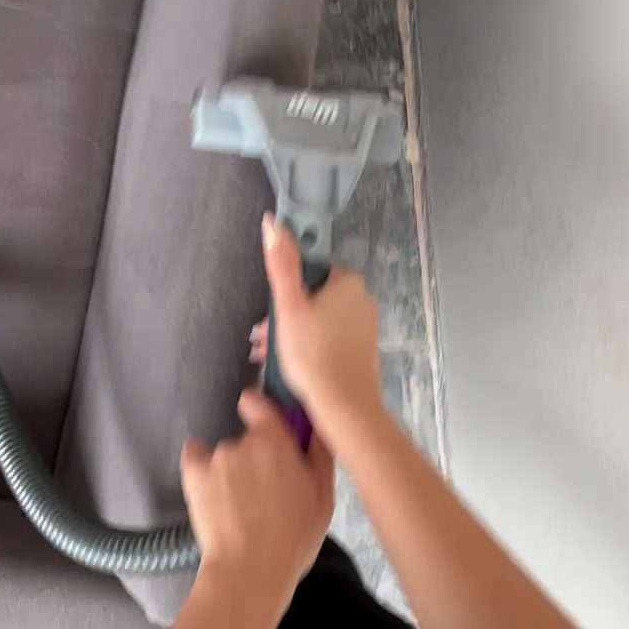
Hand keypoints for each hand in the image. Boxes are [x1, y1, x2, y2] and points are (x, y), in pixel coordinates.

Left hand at [180, 389, 335, 613]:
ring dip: (232, 471)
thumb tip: (317, 426)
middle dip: (256, 457)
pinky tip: (210, 490)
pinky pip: (194, 457)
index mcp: (277, 442)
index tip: (266, 426)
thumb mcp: (323, 499)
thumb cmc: (294, 538)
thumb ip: (320, 456)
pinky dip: (199, 466)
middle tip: (266, 490)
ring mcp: (215, 458)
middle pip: (248, 439)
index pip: (260, 404)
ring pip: (225, 456)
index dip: (262, 412)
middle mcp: (243, 442)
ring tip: (240, 506)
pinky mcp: (193, 475)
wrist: (250, 571)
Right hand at [260, 213, 385, 430]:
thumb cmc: (313, 356)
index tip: (272, 314)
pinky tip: (292, 365)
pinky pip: (329, 339)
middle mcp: (361, 300)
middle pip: (311, 298)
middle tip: (265, 339)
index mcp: (348, 282)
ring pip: (318, 320)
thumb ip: (281, 264)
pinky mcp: (361, 350)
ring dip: (292, 333)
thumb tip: (273, 223)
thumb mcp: (289, 306)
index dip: (285, 292)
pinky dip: (309, 347)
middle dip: (284, 316)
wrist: (343, 405)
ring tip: (270, 354)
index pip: (308, 272)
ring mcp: (363, 327)